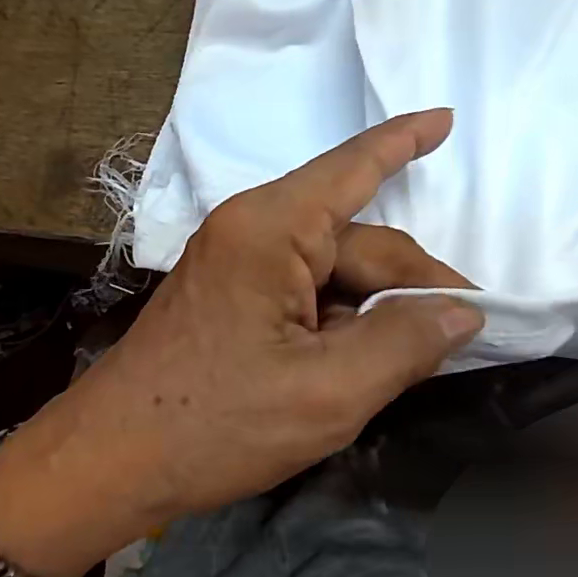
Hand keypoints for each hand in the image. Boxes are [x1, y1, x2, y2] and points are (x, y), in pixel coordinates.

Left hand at [0, 110, 483, 576]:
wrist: (113, 459)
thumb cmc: (213, 424)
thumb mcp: (326, 394)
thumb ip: (404, 344)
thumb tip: (461, 312)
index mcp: (271, 229)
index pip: (352, 169)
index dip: (404, 141)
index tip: (446, 118)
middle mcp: (253, 229)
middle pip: (356, 242)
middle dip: (409, 284)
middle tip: (464, 334)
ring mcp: (240, 262)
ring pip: (335, 272)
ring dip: (376, 310)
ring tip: (415, 359)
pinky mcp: (234, 293)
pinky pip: (307, 291)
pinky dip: (344, 320)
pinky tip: (364, 360)